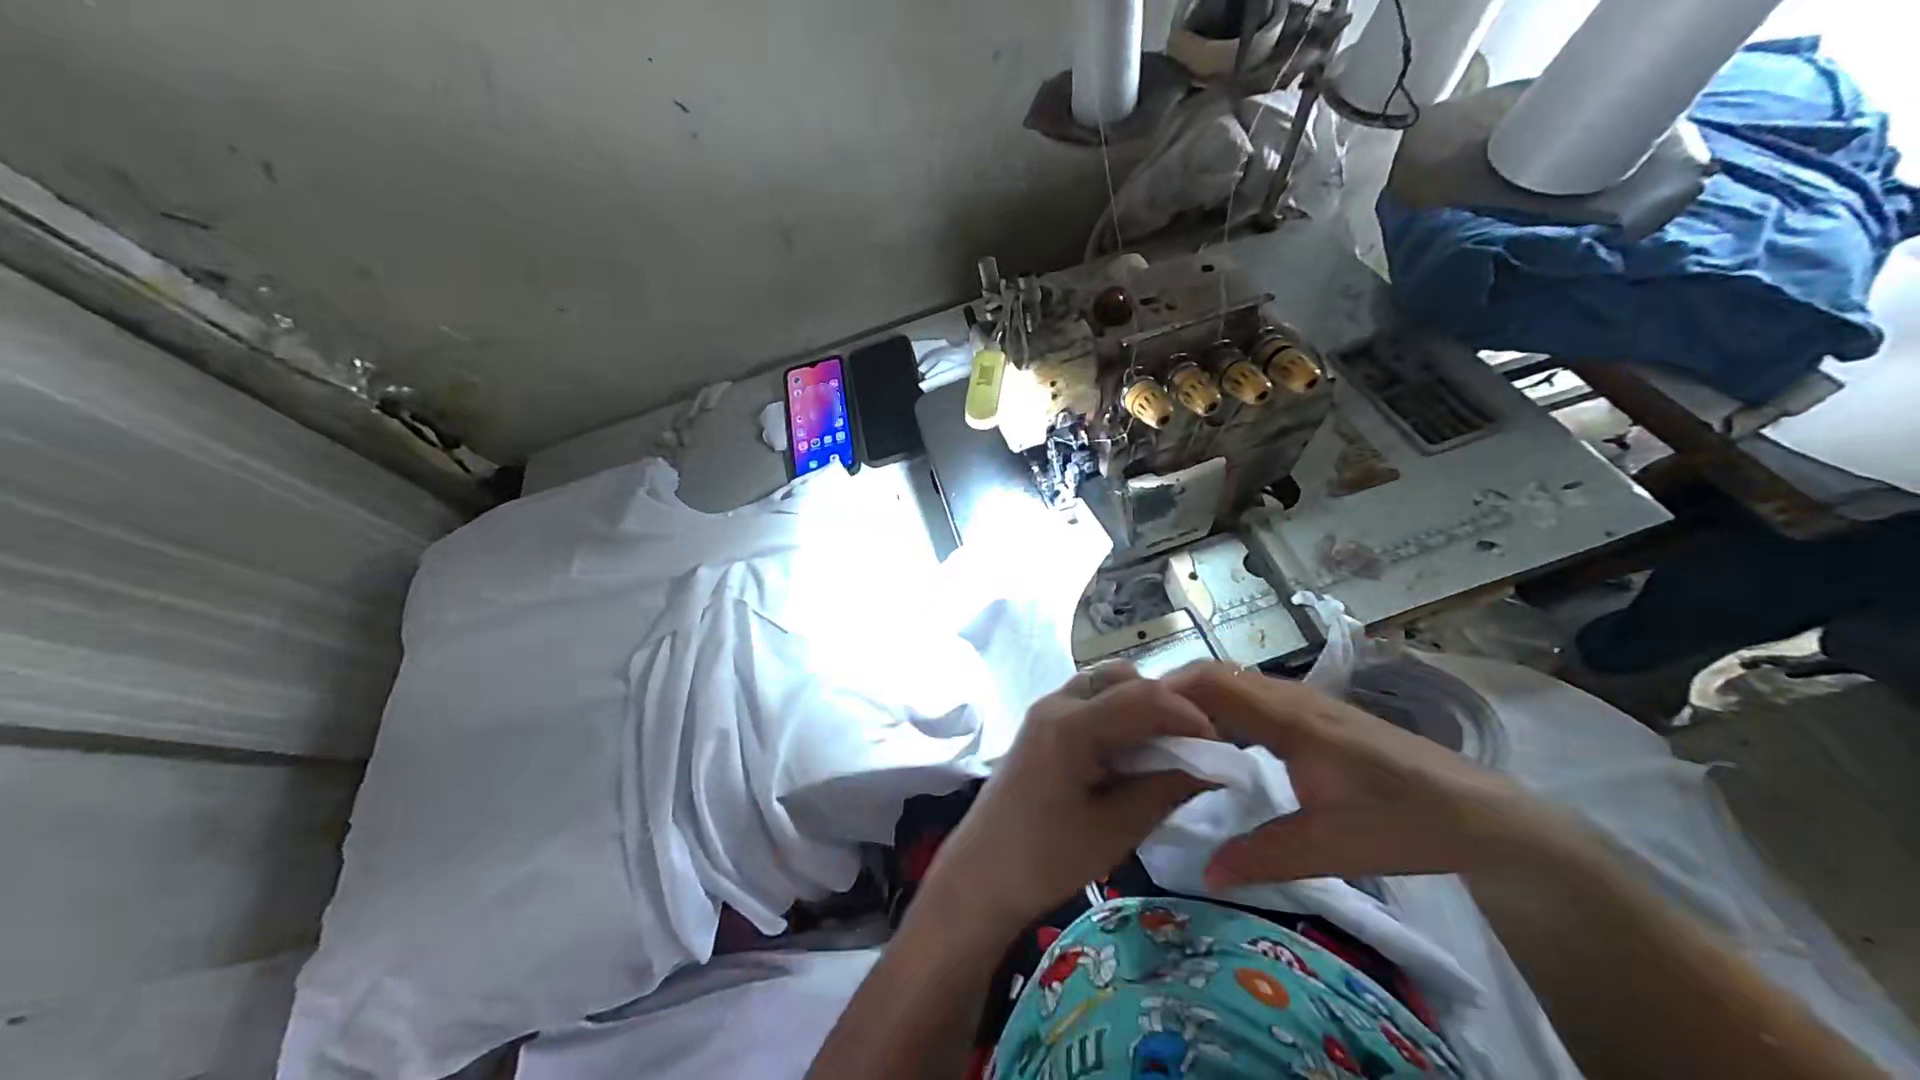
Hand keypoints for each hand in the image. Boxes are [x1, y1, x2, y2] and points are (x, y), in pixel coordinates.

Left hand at [920, 662, 1218, 934]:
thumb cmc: (1046, 859)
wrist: (981, 875)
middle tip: (1192, 744)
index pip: (1143, 697)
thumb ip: (1165, 788)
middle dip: (1165, 704)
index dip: (1188, 716)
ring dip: (1139, 705)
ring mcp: (1044, 711)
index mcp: (1070, 727)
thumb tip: (1214, 766)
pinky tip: (1130, 751)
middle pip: (1122, 678)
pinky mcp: (1041, 725)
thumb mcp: (1116, 829)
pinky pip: (1088, 700)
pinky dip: (1117, 713)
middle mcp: (1055, 704)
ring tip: (1164, 747)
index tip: (1218, 747)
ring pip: (1104, 684)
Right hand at [1166, 663, 1547, 884]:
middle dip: (1171, 693)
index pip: (1214, 683)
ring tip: (1164, 735)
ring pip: (1235, 685)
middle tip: (1137, 728)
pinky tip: (1215, 744)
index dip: (1168, 693)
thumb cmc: (1405, 823)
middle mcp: (1293, 699)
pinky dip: (1221, 712)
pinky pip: (1252, 701)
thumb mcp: (1332, 846)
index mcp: (1291, 718)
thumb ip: (1264, 855)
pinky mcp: (1315, 718)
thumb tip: (1206, 871)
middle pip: (1218, 675)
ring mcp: (1306, 705)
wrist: (1484, 816)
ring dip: (1196, 701)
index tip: (1134, 722)